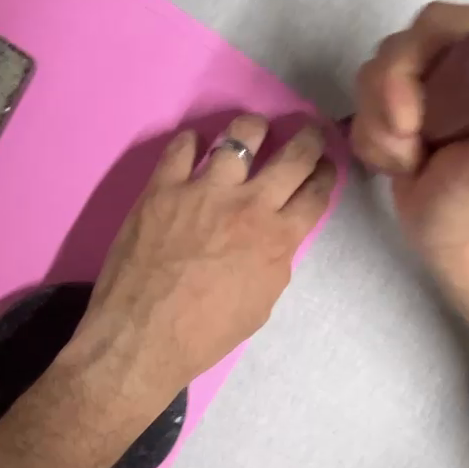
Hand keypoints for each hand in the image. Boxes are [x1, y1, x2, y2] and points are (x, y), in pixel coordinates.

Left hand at [59, 115, 335, 410]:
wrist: (143, 337)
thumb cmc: (205, 335)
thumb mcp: (260, 306)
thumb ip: (274, 263)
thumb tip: (274, 239)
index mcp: (278, 239)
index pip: (316, 192)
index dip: (325, 174)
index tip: (324, 166)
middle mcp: (248, 205)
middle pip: (294, 154)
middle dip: (308, 138)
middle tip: (307, 132)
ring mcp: (204, 190)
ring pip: (241, 134)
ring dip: (253, 129)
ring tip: (253, 131)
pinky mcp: (163, 187)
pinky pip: (182, 146)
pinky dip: (192, 142)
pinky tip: (195, 147)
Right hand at [351, 3, 468, 274]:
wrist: (453, 238)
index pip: (435, 23)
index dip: (411, 67)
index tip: (413, 121)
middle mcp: (464, 53)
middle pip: (395, 50)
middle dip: (389, 106)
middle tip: (409, 148)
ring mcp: (430, 80)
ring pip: (372, 79)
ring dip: (381, 131)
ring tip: (410, 160)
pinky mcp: (401, 106)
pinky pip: (363, 107)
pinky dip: (373, 143)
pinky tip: (401, 163)